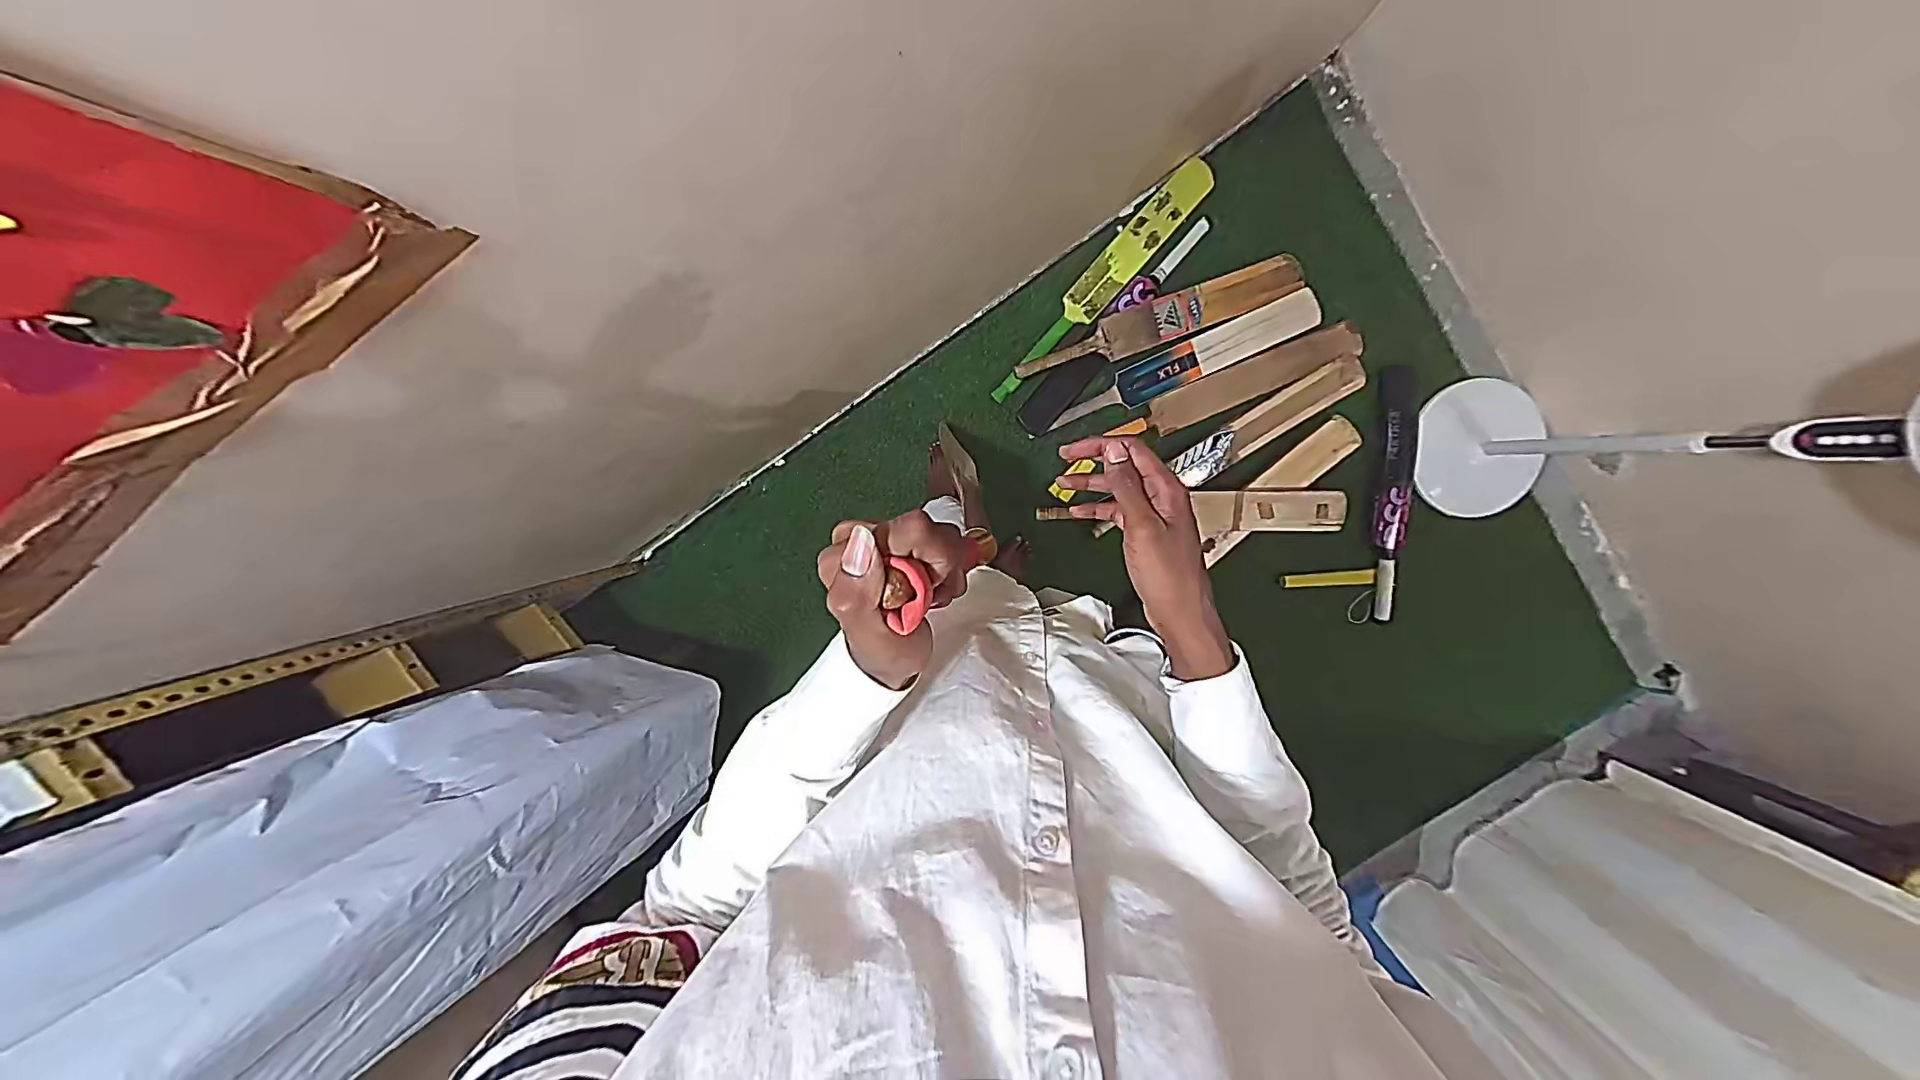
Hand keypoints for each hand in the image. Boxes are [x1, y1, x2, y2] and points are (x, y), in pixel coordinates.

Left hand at [815, 509, 972, 688]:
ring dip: (944, 569)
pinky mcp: (906, 543)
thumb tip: (862, 540)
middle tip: (924, 595)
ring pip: (940, 533)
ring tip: (928, 596)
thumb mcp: (865, 631)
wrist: (896, 664)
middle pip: (926, 527)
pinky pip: (945, 541)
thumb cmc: (880, 650)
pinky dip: (947, 569)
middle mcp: (861, 540)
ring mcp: (886, 540)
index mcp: (844, 554)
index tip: (917, 590)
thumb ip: (856, 589)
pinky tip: (933, 588)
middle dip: (937, 564)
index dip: (925, 559)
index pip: (909, 528)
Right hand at [1053, 436, 1234, 679]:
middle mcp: (1161, 497)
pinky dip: (1098, 507)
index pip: (1131, 450)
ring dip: (1091, 484)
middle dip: (1092, 460)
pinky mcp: (1146, 531)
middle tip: (1065, 459)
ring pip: (1118, 488)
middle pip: (1123, 465)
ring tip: (1064, 483)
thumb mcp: (1142, 526)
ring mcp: (1154, 514)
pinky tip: (1080, 510)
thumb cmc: (1170, 576)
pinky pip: (1118, 509)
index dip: (1099, 445)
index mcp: (1166, 489)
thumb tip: (1113, 453)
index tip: (1073, 450)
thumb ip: (1127, 487)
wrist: (1180, 611)